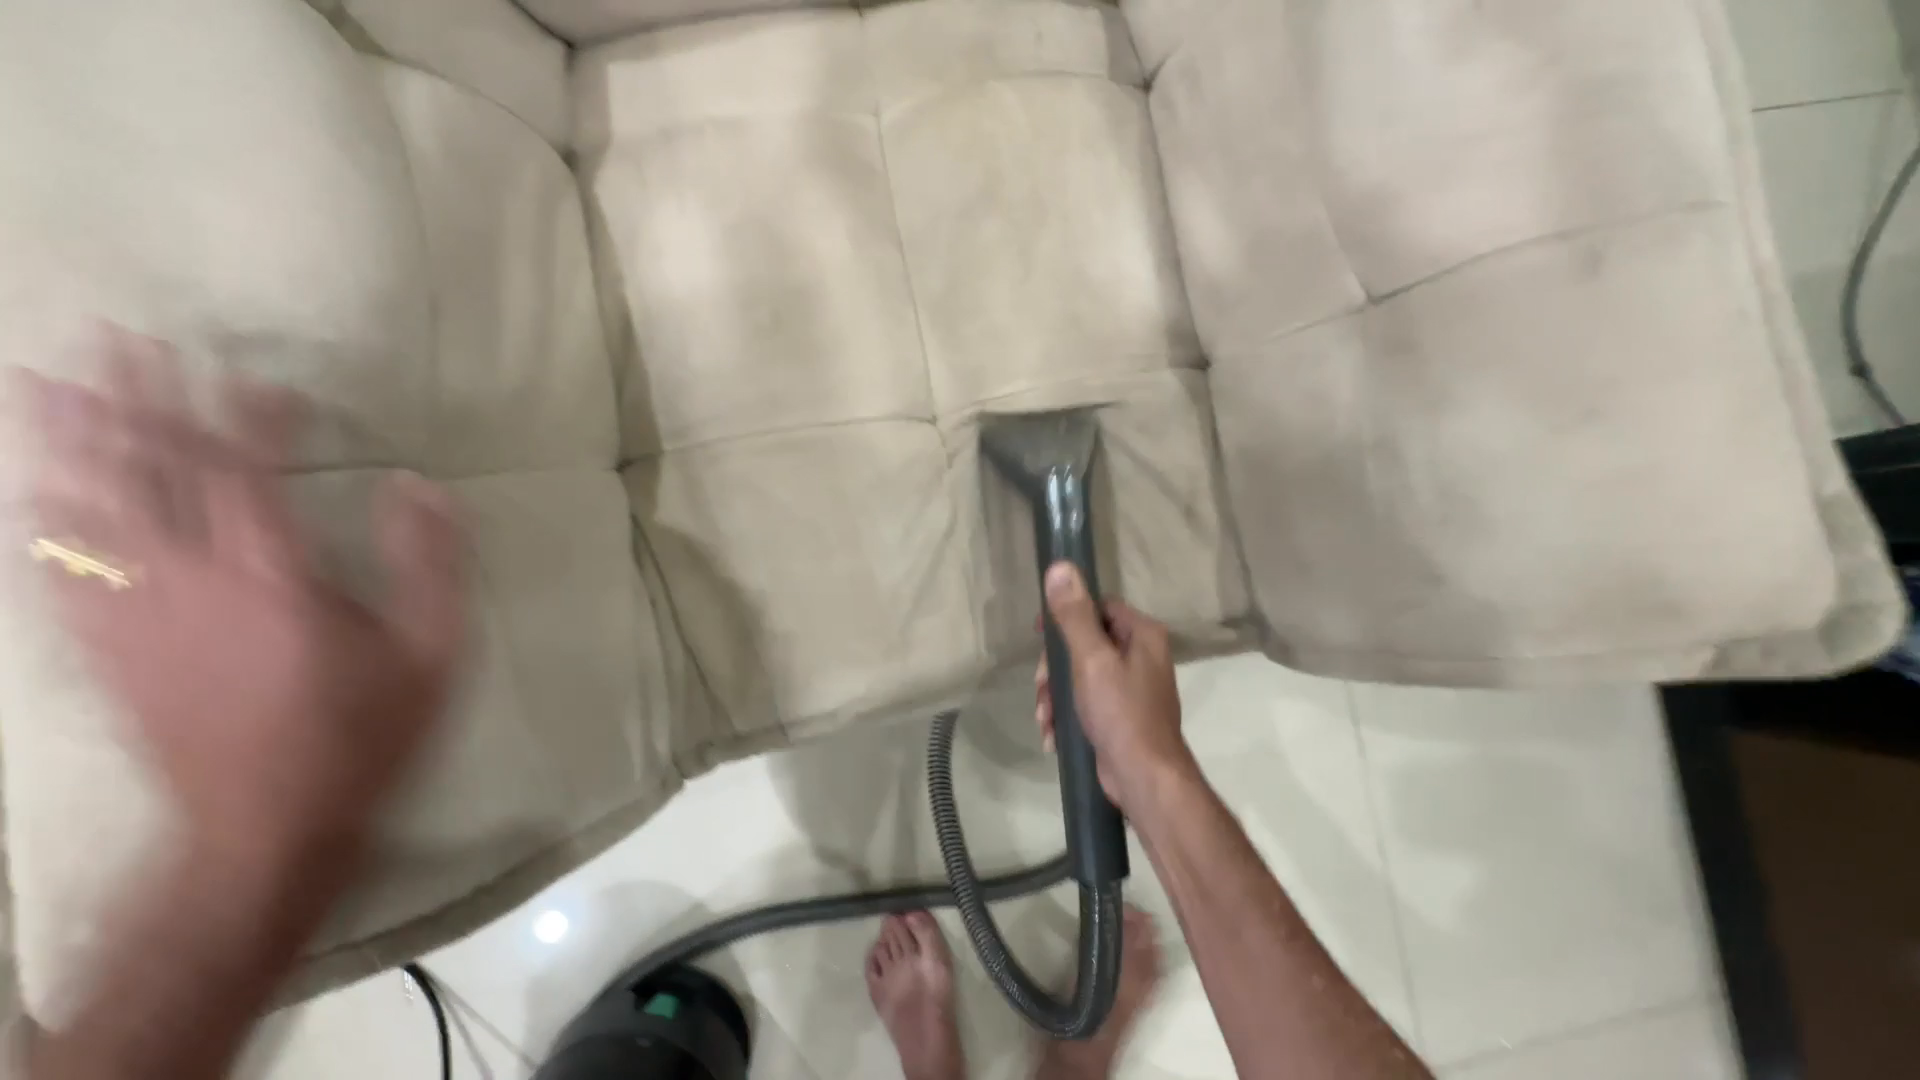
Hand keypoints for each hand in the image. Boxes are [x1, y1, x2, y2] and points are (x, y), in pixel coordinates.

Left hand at [18, 325, 466, 867]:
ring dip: (63, 445)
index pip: (249, 474)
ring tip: (40, 387)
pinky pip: (58, 573)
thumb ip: (428, 565)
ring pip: (84, 512)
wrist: (263, 828)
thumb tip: (419, 488)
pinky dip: (41, 526)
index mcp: (273, 578)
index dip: (249, 416)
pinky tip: (28, 499)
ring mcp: (135, 616)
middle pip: (147, 474)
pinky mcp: (105, 651)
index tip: (259, 378)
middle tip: (105, 336)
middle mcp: (189, 582)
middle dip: (128, 400)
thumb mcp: (430, 652)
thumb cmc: (362, 735)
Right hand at [1034, 562, 1196, 813]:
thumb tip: (1060, 566)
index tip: (1038, 635)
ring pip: (1080, 675)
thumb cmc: (1120, 712)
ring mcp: (1132, 687)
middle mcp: (1141, 655)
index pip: (1098, 606)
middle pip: (1085, 642)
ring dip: (1055, 695)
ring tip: (1044, 718)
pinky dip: (1067, 714)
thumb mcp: (1091, 659)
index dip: (1065, 616)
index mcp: (1141, 635)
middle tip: (1040, 688)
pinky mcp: (1121, 715)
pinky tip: (1052, 735)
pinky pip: (1086, 701)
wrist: (1144, 777)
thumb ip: (1073, 615)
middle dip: (1054, 667)